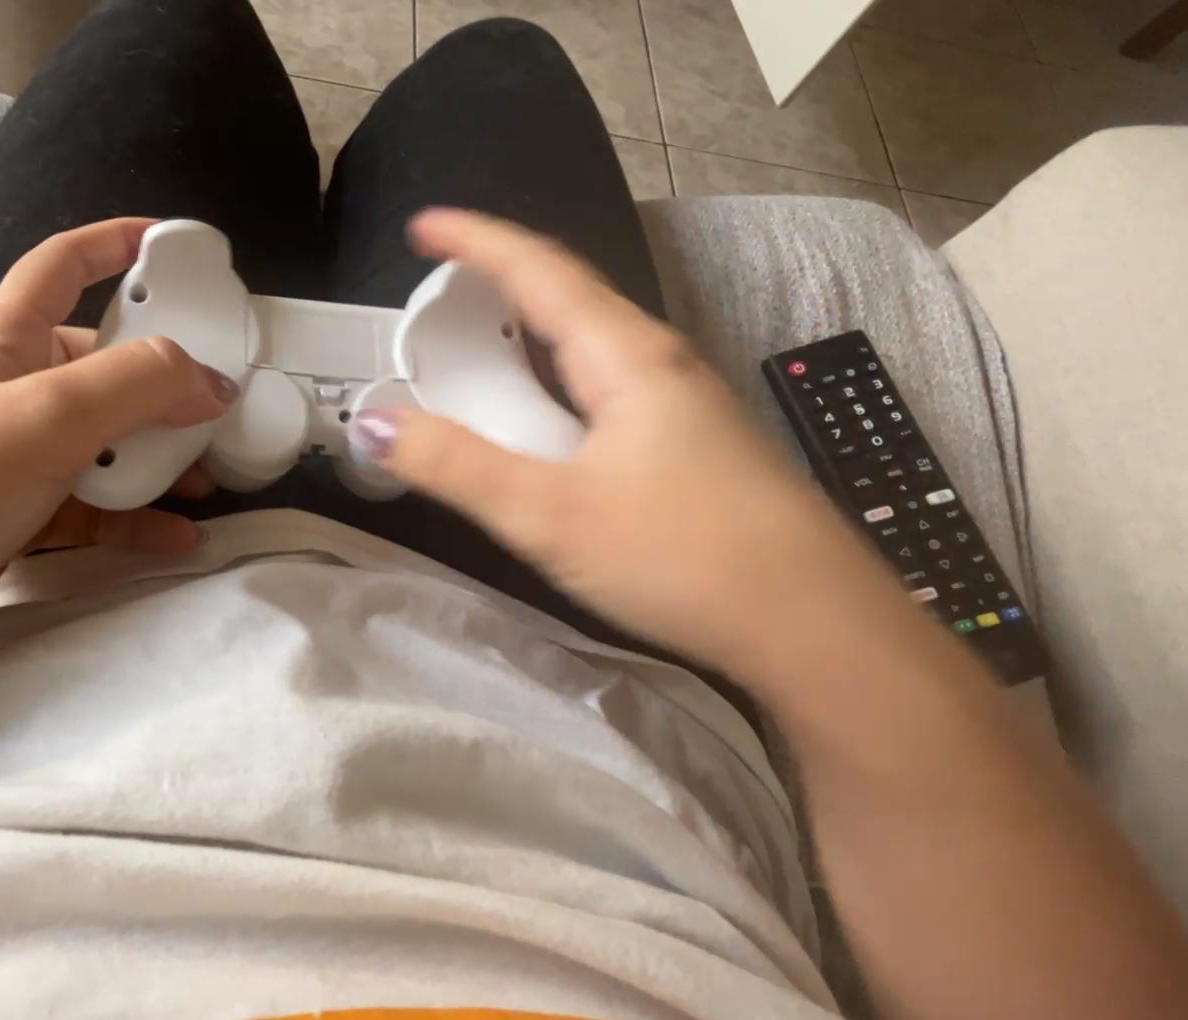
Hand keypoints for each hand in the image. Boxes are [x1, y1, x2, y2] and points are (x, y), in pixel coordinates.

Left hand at [0, 217, 239, 677]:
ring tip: (210, 479)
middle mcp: (13, 391)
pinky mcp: (20, 517)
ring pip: (104, 442)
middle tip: (222, 404)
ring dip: (157, 458)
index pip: (62, 264)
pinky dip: (136, 518)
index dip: (115, 242)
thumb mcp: (48, 417)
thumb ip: (139, 386)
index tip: (174, 246)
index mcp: (6, 339)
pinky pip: (94, 506)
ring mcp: (16, 458)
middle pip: (103, 365)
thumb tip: (213, 382)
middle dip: (164, 381)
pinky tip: (179, 537)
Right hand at [356, 209, 900, 676]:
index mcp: (628, 358)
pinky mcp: (688, 448)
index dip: (478, 241)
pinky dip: (553, 385)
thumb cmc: (681, 557)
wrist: (813, 627)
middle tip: (438, 296)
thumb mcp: (548, 514)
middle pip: (569, 300)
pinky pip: (603, 391)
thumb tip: (374, 423)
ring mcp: (681, 406)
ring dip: (528, 336)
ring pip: (589, 349)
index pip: (542, 271)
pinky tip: (540, 420)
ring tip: (478, 347)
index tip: (423, 225)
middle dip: (499, 284)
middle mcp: (660, 365)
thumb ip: (455, 467)